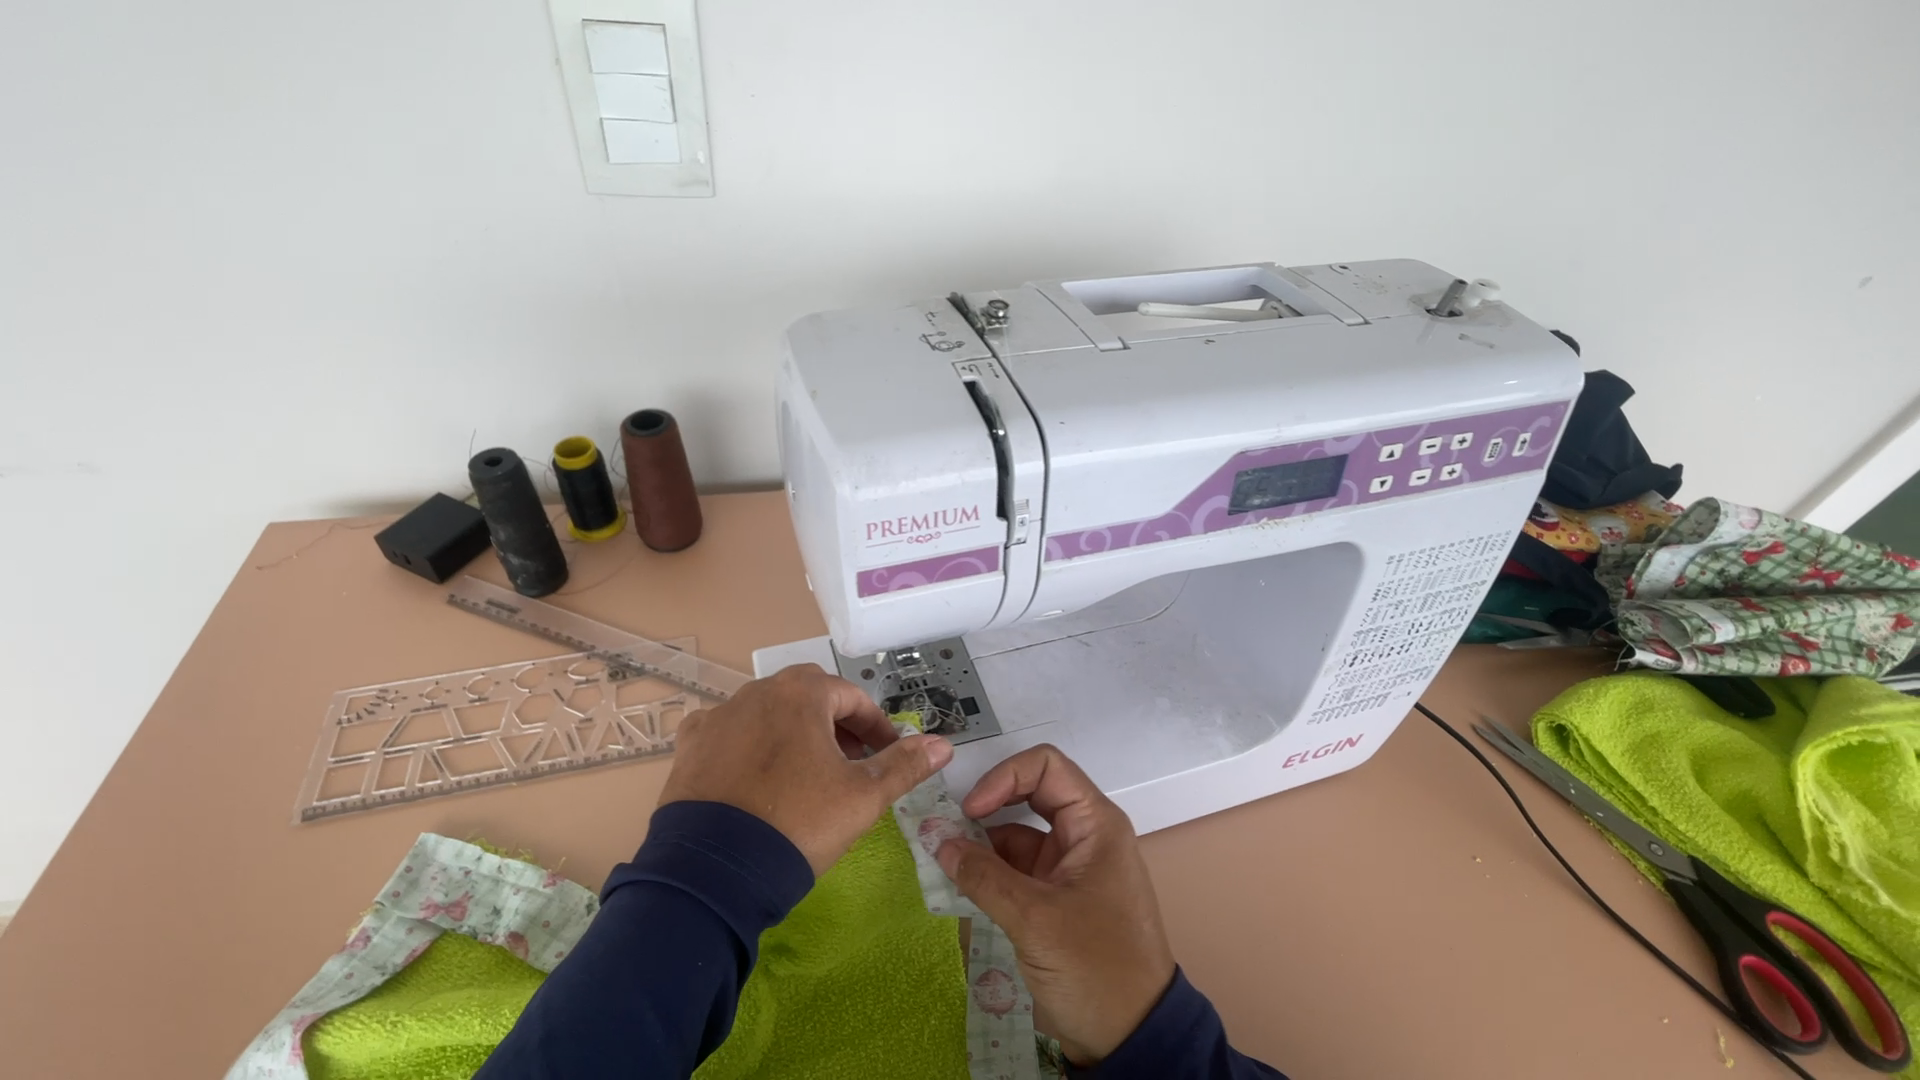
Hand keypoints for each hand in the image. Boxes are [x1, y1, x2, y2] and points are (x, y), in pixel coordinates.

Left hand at [659, 663, 952, 875]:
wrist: (715, 871)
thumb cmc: (799, 823)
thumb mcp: (863, 797)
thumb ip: (904, 765)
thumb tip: (943, 744)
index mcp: (801, 694)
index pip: (852, 697)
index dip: (877, 726)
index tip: (888, 756)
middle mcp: (757, 693)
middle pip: (809, 697)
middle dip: (836, 724)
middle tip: (851, 762)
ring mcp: (719, 718)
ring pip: (769, 713)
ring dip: (794, 732)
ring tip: (806, 774)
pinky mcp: (691, 747)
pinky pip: (729, 733)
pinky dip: (749, 745)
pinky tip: (756, 776)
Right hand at [935, 745, 1175, 1065]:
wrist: (1133, 1037)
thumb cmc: (1096, 966)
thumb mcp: (1035, 919)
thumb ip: (984, 876)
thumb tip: (939, 842)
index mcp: (1095, 824)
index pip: (1046, 767)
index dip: (1005, 777)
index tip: (971, 810)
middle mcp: (1084, 835)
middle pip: (1030, 795)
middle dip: (989, 806)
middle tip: (949, 827)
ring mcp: (1070, 866)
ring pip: (1018, 834)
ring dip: (983, 843)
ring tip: (945, 860)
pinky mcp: (1057, 897)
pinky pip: (1017, 869)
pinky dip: (989, 872)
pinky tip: (961, 884)